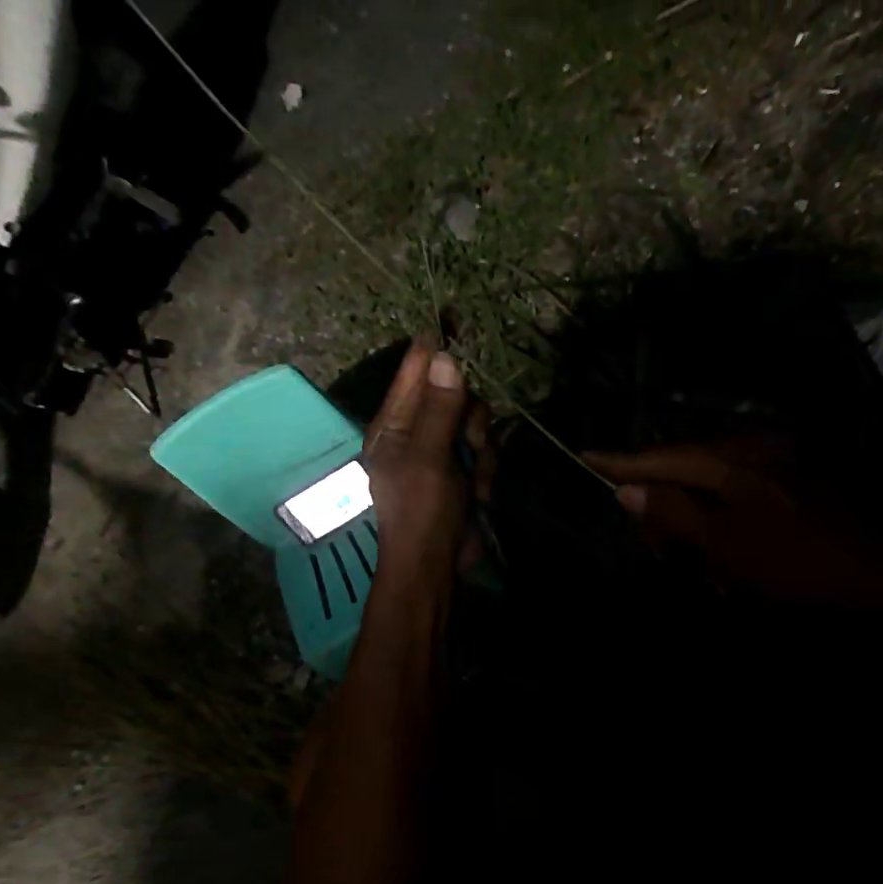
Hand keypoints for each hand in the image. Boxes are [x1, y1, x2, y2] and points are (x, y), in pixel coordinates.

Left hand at [362, 339, 487, 579]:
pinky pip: (486, 451)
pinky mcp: (464, 470)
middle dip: (471, 419)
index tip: (455, 318)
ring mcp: (443, 451)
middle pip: (455, 395)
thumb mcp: (429, 457)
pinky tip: (481, 493)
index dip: (434, 346)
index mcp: (394, 424)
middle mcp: (417, 430)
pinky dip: (488, 471)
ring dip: (483, 452)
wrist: (438, 565)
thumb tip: (445, 356)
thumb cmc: (421, 511)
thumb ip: (439, 409)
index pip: (414, 371)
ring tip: (476, 480)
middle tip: (473, 443)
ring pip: (476, 424)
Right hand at [584, 441, 882, 607]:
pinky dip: (725, 541)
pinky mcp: (787, 497)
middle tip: (655, 551)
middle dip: (665, 513)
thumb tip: (626, 489)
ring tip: (705, 577)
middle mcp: (753, 457)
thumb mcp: (728, 543)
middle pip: (685, 475)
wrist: (881, 581)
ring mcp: (774, 475)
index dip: (622, 462)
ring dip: (697, 536)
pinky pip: (737, 512)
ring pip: (711, 498)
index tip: (584, 456)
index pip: (664, 456)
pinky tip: (732, 574)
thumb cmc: (798, 563)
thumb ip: (675, 512)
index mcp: (736, 461)